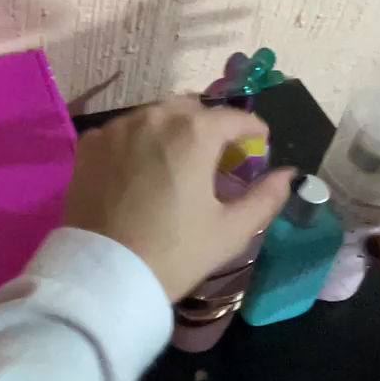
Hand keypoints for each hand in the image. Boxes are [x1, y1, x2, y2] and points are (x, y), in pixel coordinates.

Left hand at [63, 97, 295, 301]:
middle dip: (211, 125)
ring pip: (155, 114)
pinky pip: (124, 129)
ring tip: (181, 159)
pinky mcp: (91, 142)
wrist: (104, 271)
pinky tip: (144, 167)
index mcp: (193, 133)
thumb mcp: (230, 230)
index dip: (252, 130)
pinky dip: (140, 139)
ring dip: (174, 129)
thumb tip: (288, 174)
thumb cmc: (174, 252)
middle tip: (219, 154)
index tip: (259, 144)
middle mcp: (154, 117)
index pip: (233, 117)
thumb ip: (265, 197)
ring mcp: (118, 126)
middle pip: (192, 109)